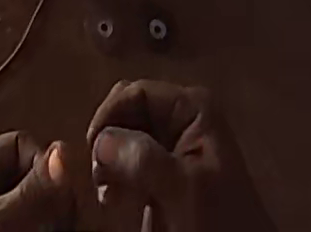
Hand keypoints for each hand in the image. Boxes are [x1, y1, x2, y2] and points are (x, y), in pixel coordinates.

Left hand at [0, 132, 73, 231]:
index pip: (20, 144)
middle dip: (55, 196)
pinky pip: (37, 229)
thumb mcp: (0, 220)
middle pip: (34, 178)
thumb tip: (66, 149)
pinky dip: (49, 230)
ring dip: (57, 218)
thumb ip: (36, 185)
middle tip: (70, 215)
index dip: (44, 161)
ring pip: (40, 209)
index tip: (63, 184)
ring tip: (68, 226)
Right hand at [87, 81, 273, 231]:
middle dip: (109, 139)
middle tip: (100, 176)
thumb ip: (144, 158)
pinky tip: (115, 200)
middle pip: (129, 112)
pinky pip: (131, 164)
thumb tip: (101, 139)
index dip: (111, 114)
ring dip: (110, 162)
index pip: (138, 92)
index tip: (91, 148)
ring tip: (108, 195)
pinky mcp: (165, 175)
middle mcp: (180, 118)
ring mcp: (172, 146)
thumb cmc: (219, 222)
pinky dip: (117, 178)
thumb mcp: (184, 188)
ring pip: (126, 138)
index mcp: (191, 108)